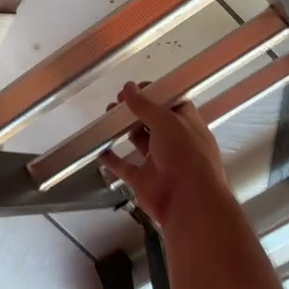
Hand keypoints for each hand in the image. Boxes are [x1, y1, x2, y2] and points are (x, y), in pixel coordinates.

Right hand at [101, 81, 232, 231]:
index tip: (135, 88)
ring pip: (139, 141)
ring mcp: (159, 162)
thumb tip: (128, 87)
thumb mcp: (167, 123)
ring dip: (123, 129)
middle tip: (117, 102)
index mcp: (188, 126)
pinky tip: (99, 148)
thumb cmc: (186, 155)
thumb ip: (145, 106)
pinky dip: (112, 159)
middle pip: (153, 121)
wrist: (189, 201)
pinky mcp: (144, 180)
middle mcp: (175, 142)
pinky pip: (125, 166)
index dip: (156, 94)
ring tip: (107, 116)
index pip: (173, 104)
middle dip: (136, 110)